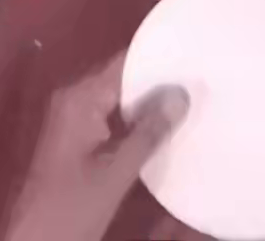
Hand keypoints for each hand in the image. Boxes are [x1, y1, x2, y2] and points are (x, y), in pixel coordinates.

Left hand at [0, 53, 188, 240]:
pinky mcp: (75, 133)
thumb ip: (149, 132)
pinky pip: (108, 110)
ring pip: (115, 94)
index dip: (155, 58)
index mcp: (81, 96)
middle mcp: (74, 95)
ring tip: (184, 97)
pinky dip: (131, 114)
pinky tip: (157, 123)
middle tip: (192, 79)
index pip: (123, 63)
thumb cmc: (73, 206)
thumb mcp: (116, 172)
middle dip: (154, 78)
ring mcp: (72, 114)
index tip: (188, 57)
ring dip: (144, 97)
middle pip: (119, 75)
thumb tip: (181, 93)